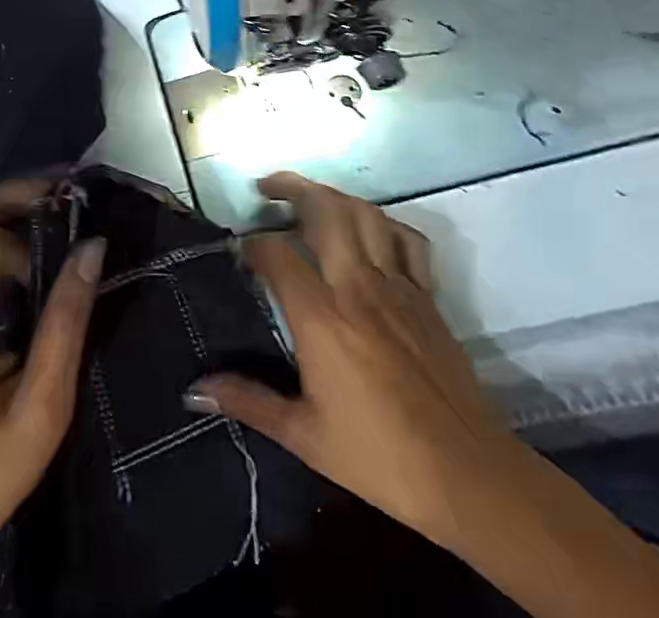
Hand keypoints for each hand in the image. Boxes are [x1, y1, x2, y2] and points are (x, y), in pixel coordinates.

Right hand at [187, 173, 658, 617]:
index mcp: (323, 318)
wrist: (465, 471)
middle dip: (293, 188)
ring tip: (311, 199)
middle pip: (327, 211)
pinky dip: (384, 223)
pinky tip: (370, 230)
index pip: (278, 254)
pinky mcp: (429, 297)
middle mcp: (360, 287)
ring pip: (367, 215)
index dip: (253, 244)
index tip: (240, 251)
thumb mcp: (302, 434)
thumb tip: (193, 392)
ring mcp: (400, 286)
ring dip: (335, 196)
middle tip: (267, 188)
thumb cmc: (378, 456)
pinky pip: (407, 240)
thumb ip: (247, 400)